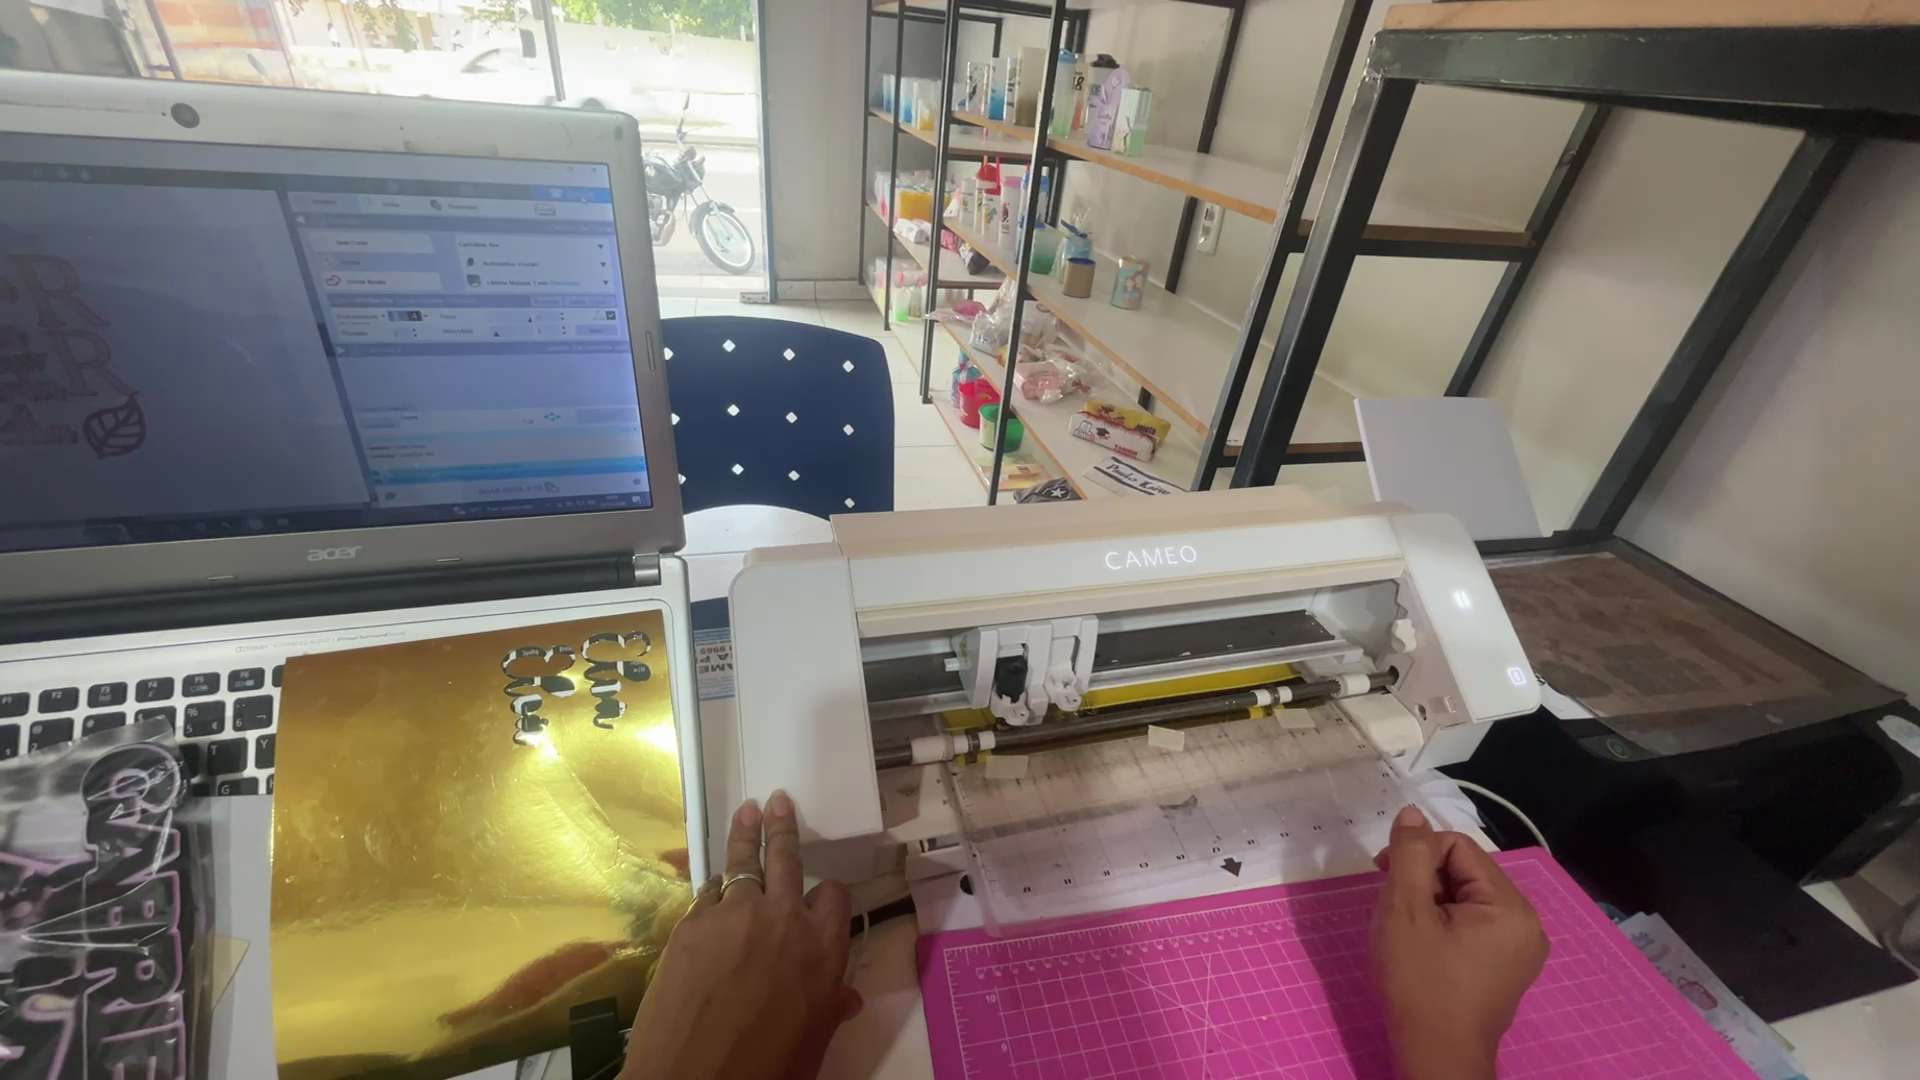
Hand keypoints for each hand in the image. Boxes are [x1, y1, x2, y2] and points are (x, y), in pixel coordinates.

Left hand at [621, 793, 860, 1079]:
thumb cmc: (765, 1068)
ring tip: (746, 812)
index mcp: (821, 947)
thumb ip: (829, 1009)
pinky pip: (708, 893)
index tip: (820, 895)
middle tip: (778, 801)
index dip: (827, 895)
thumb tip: (848, 999)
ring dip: (745, 836)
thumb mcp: (811, 1044)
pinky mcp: (692, 923)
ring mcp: (734, 914)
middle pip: (786, 857)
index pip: (834, 895)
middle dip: (783, 827)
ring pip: (742, 862)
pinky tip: (714, 888)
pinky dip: (714, 889)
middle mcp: (783, 917)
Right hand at [1370, 805, 1547, 1079]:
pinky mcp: (1505, 964)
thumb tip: (1413, 813)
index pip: (1457, 846)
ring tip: (1406, 925)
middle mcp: (1525, 922)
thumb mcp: (1405, 907)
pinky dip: (1441, 918)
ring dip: (1428, 897)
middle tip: (1392, 903)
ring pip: (1463, 892)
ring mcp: (1518, 947)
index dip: (1416, 853)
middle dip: (1422, 876)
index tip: (1383, 875)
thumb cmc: (1419, 978)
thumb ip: (1410, 854)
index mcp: (1509, 907)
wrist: (1435, 1053)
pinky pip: (1471, 918)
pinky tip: (1421, 940)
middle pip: (1463, 868)